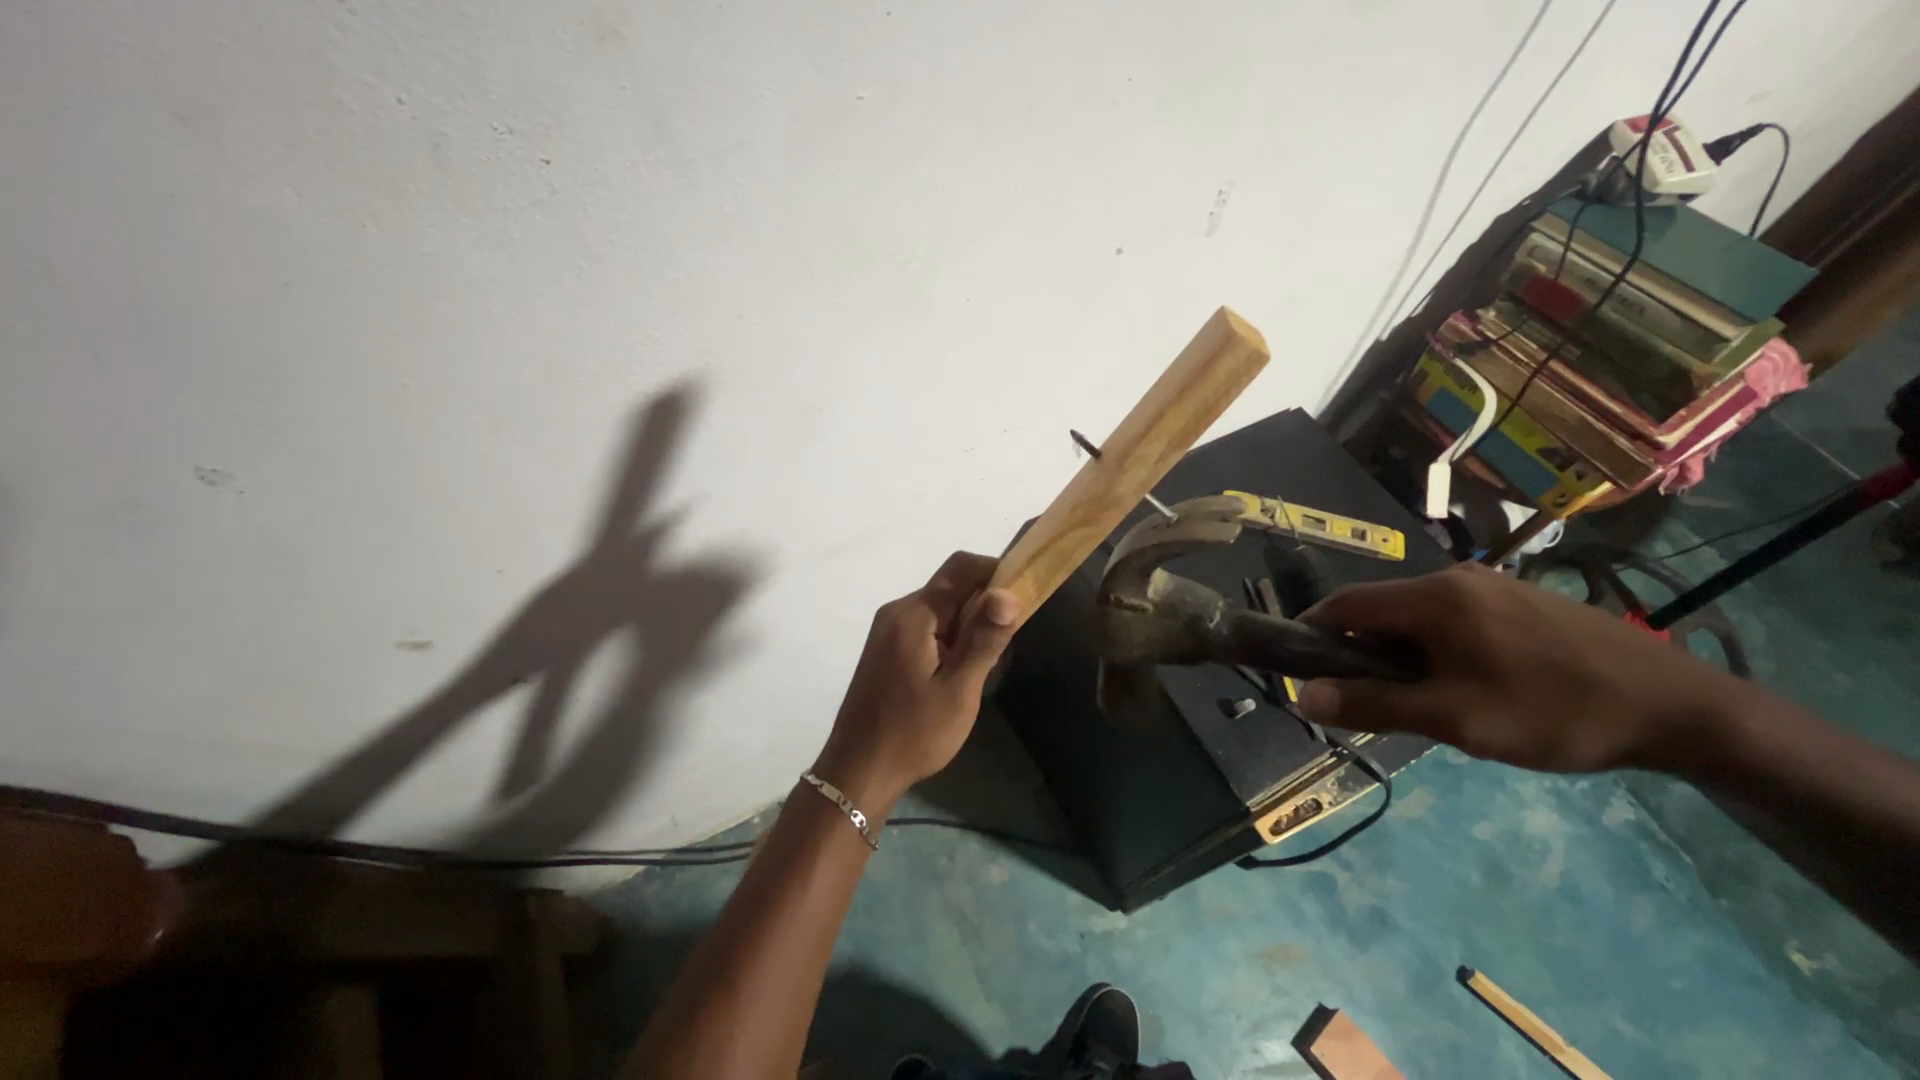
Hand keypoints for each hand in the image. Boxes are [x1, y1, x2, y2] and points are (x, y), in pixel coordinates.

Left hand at [812, 552, 1020, 809]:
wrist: (858, 771)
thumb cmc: (913, 733)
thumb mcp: (958, 690)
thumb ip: (983, 639)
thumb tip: (1008, 592)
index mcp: (914, 614)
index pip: (962, 568)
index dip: (997, 572)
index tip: (1024, 600)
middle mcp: (897, 612)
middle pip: (951, 587)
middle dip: (984, 605)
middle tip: (1004, 646)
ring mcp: (887, 631)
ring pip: (940, 610)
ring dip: (967, 626)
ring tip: (983, 667)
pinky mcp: (886, 650)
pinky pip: (926, 628)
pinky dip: (949, 640)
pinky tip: (958, 675)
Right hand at [1296, 562, 1746, 773]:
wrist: (1678, 708)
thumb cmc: (1555, 712)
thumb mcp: (1455, 718)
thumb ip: (1374, 704)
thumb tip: (1302, 695)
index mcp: (1434, 597)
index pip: (1345, 603)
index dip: (1312, 635)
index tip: (1300, 673)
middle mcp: (1457, 579)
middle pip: (1381, 610)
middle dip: (1361, 653)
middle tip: (1369, 704)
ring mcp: (1494, 587)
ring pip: (1418, 619)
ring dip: (1401, 656)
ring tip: (1422, 705)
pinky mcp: (1523, 603)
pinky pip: (1455, 621)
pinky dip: (1437, 651)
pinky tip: (1467, 689)